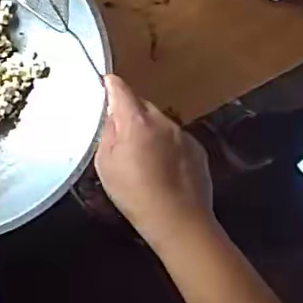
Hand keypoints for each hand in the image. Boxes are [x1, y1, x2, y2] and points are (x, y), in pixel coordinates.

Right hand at [94, 74, 214, 243]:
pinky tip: (159, 167)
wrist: (178, 220)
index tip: (104, 82)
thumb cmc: (132, 192)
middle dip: (129, 112)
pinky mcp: (197, 150)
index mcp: (136, 121)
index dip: (110, 84)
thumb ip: (108, 134)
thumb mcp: (104, 162)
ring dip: (147, 130)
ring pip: (158, 122)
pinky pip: (174, 138)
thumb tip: (112, 117)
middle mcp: (162, 122)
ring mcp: (183, 135)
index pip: (121, 89)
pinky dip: (164, 144)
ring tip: (138, 155)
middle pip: (141, 105)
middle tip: (117, 133)